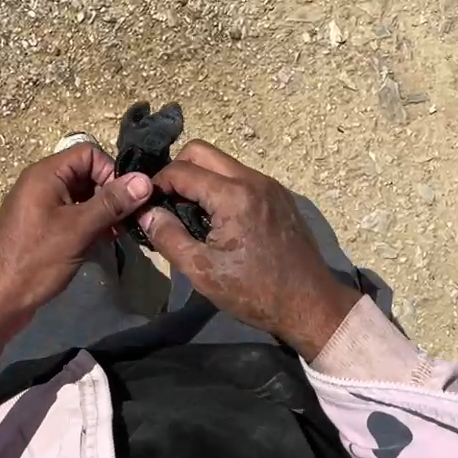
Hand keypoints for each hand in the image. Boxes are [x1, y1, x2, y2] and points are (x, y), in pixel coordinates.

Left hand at [0, 142, 152, 379]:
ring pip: (83, 197)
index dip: (110, 171)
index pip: (89, 153)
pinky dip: (90, 225)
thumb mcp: (77, 229)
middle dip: (110, 194)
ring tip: (118, 235)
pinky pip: (73, 215)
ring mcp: (42, 206)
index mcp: (46, 173)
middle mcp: (43, 183)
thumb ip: (111, 203)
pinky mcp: (43, 228)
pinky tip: (102, 244)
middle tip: (128, 221)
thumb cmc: (35, 259)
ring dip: (102, 212)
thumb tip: (145, 180)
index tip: (125, 200)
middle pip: (87, 174)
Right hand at [140, 141, 359, 359]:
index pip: (182, 170)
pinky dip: (221, 186)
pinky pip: (240, 176)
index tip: (147, 203)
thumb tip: (146, 213)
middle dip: (178, 170)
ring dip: (201, 178)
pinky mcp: (278, 194)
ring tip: (191, 211)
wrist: (312, 306)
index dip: (158, 183)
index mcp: (232, 195)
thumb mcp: (202, 271)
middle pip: (201, 151)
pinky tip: (219, 217)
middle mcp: (251, 179)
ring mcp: (268, 184)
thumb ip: (167, 236)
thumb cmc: (254, 292)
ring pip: (222, 162)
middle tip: (168, 201)